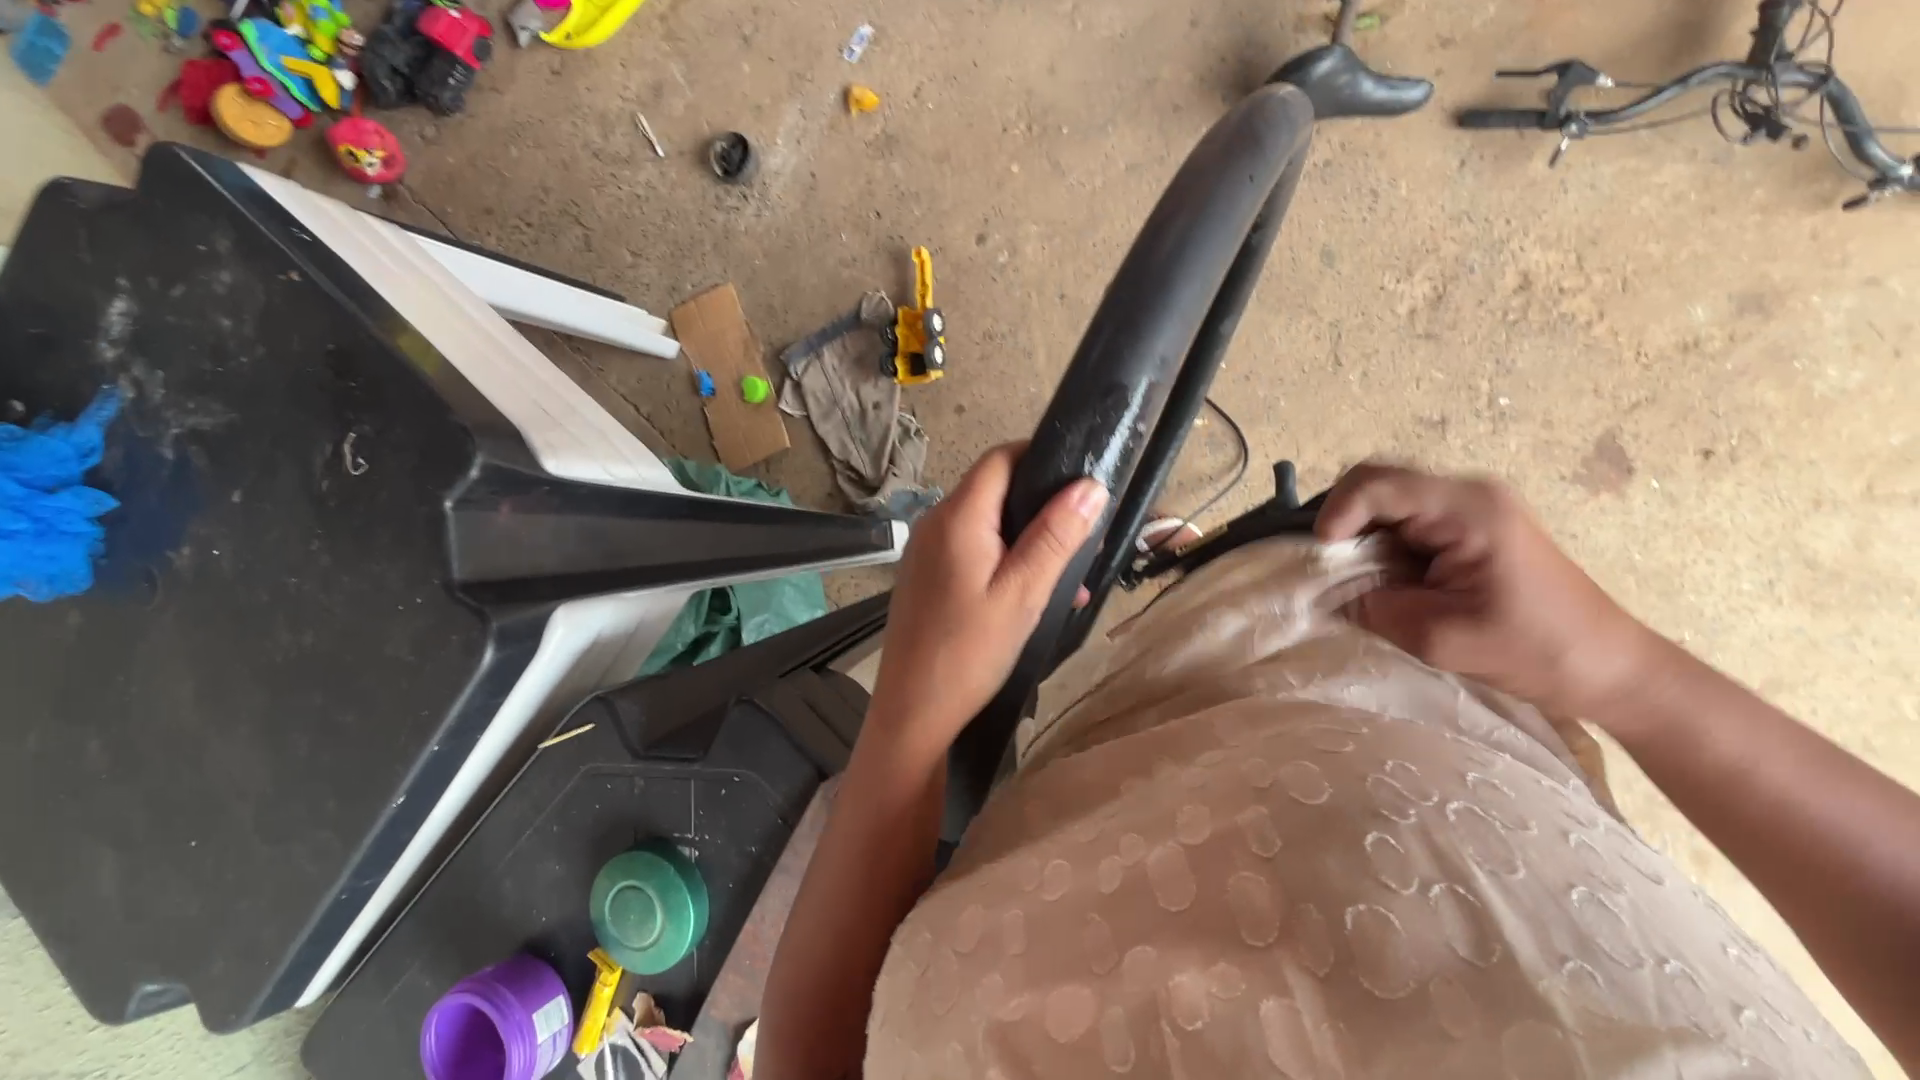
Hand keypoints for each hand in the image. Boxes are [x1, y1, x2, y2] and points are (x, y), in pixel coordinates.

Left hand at [867, 444, 1108, 753]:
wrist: (913, 711)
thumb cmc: (969, 652)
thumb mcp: (1024, 593)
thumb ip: (1056, 536)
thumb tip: (1090, 485)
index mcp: (957, 516)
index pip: (1001, 457)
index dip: (1041, 459)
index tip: (1081, 484)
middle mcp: (934, 523)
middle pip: (994, 490)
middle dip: (1042, 508)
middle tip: (1084, 542)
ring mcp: (925, 551)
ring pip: (986, 525)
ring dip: (1028, 542)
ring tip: (1068, 581)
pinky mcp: (925, 576)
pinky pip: (971, 551)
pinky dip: (1004, 562)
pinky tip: (1031, 597)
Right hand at [1315, 463, 1658, 719]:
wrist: (1609, 667)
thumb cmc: (1535, 651)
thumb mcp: (1439, 638)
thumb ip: (1373, 606)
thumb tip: (1329, 591)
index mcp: (1467, 510)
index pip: (1377, 484)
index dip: (1336, 512)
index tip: (1319, 555)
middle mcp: (1467, 494)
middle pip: (1377, 480)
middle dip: (1341, 518)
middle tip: (1323, 563)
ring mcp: (1471, 507)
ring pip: (1387, 499)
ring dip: (1358, 532)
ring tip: (1346, 574)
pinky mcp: (1470, 527)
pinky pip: (1406, 519)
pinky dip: (1379, 543)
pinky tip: (1377, 577)